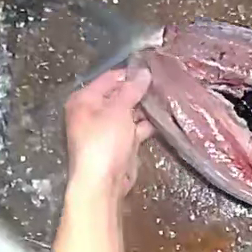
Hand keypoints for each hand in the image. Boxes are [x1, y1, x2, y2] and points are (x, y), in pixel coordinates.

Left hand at [65, 66, 153, 202]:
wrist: (103, 181)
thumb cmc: (104, 141)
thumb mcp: (118, 109)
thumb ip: (132, 90)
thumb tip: (144, 73)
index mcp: (85, 100)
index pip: (109, 79)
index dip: (129, 74)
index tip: (153, 70)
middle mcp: (93, 112)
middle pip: (119, 95)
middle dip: (140, 92)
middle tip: (163, 84)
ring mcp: (107, 129)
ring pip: (129, 112)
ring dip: (145, 108)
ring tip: (167, 98)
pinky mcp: (120, 144)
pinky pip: (135, 128)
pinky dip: (146, 125)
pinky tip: (163, 119)